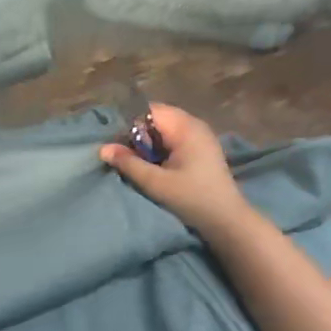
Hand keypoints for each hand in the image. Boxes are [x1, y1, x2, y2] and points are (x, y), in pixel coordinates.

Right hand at [99, 103, 253, 234]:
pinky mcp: (203, 150)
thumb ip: (128, 163)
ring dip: (150, 144)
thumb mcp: (155, 182)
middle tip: (126, 157)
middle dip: (139, 135)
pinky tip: (157, 168)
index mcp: (185, 126)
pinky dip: (163, 150)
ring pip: (166, 130)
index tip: (118, 144)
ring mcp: (201, 137)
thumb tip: (103, 148)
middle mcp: (195, 125)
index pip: (150, 111)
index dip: (130, 124)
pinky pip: (176, 140)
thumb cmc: (191, 199)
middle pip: (158, 118)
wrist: (227, 220)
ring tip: (140, 164)